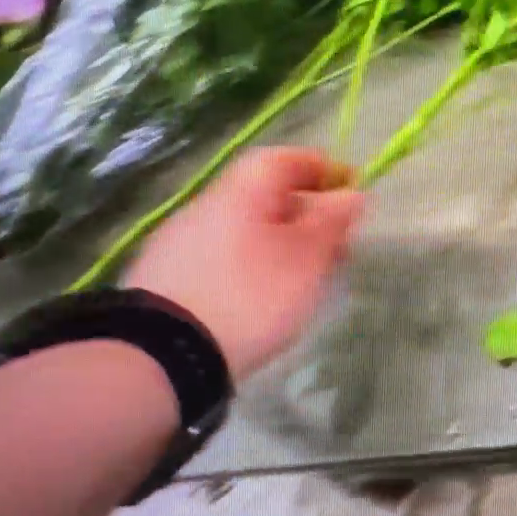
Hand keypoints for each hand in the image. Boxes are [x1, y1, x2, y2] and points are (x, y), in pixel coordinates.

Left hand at [124, 147, 364, 381]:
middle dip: (307, 214)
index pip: (286, 159)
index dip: (323, 168)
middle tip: (338, 244)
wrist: (164, 355)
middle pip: (266, 195)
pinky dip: (253, 264)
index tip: (352, 191)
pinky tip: (265, 296)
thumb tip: (351, 194)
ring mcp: (180, 242)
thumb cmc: (252, 294)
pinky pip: (224, 256)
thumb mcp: (309, 256)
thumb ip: (333, 220)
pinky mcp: (166, 278)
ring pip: (246, 228)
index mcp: (242, 191)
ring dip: (281, 242)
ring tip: (306, 277)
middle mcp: (207, 206)